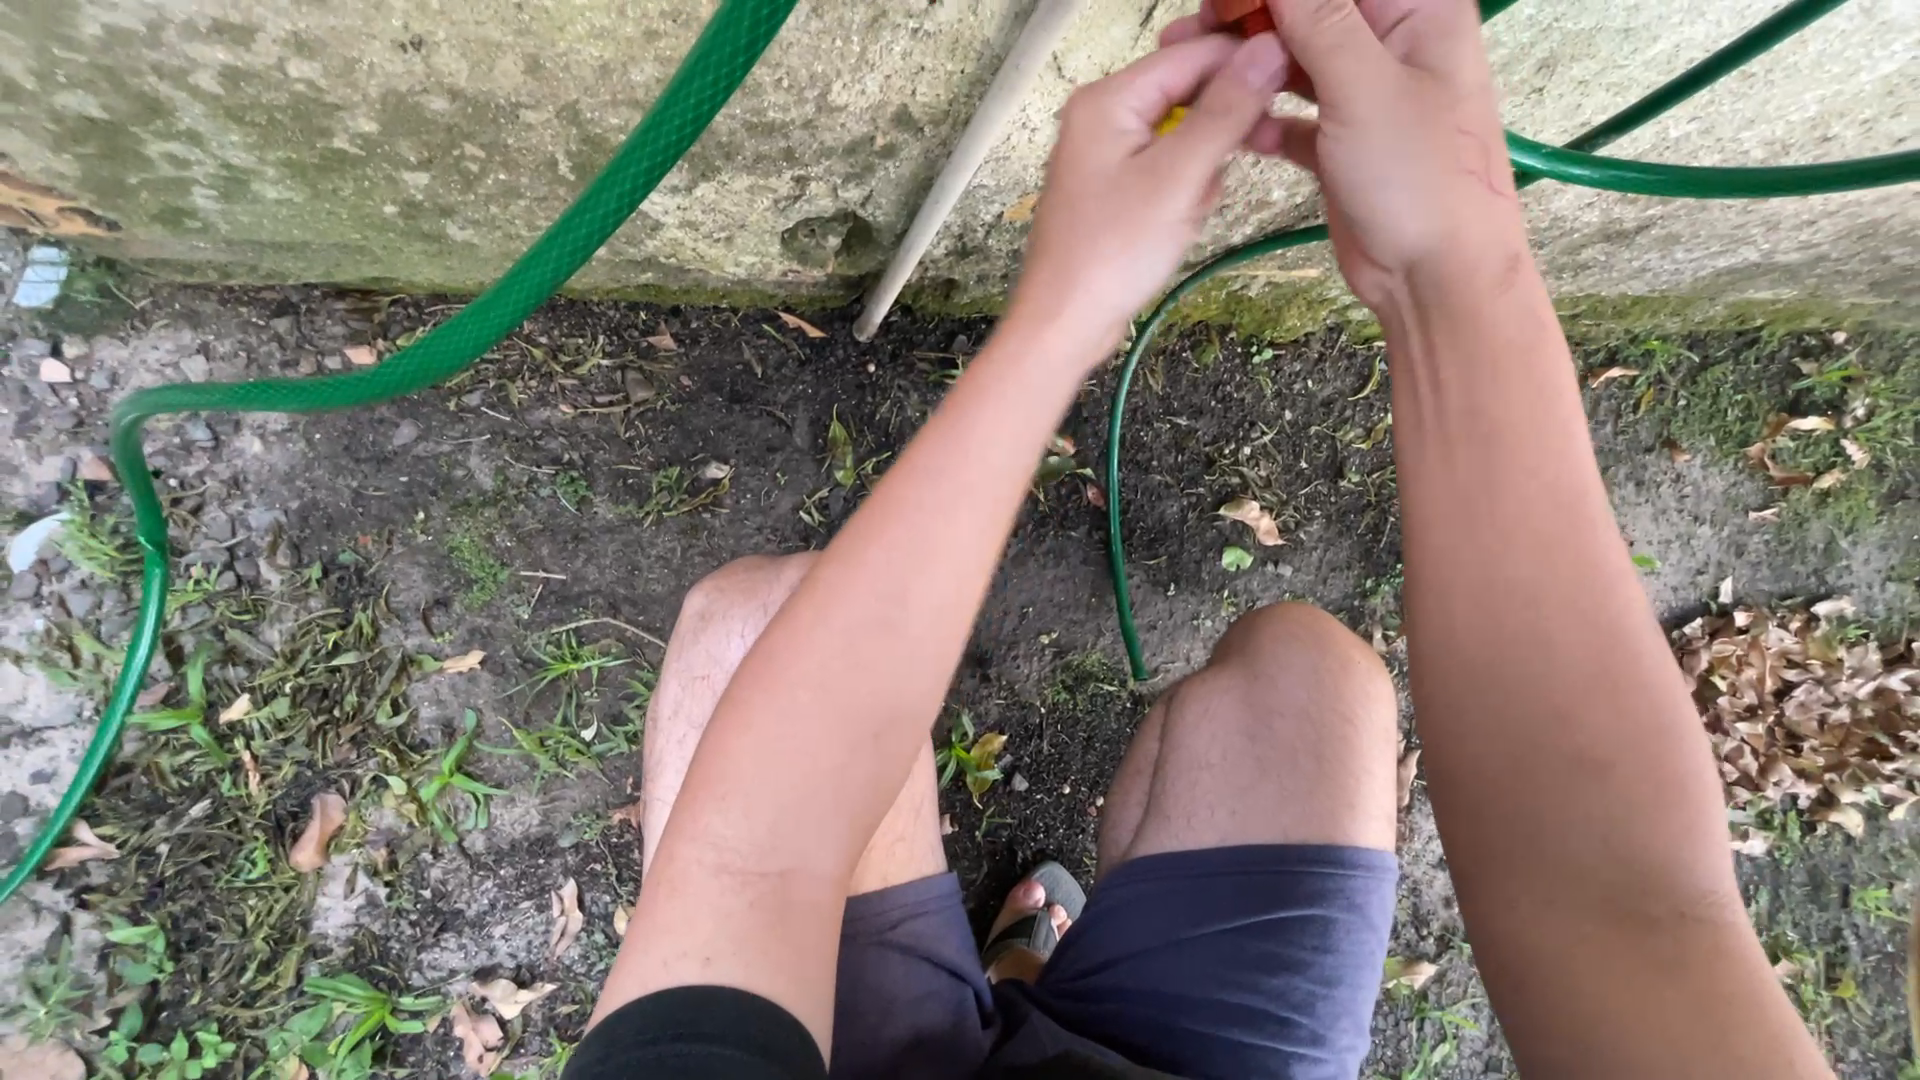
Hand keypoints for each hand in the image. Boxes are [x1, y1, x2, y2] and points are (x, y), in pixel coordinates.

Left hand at [1007, 33, 1290, 356]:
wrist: (1064, 325)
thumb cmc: (1109, 256)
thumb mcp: (1178, 177)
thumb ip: (1225, 109)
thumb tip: (1269, 49)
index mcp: (1107, 101)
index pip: (1193, 55)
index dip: (1243, 68)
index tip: (1285, 93)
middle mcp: (1101, 119)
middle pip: (1188, 96)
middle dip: (1215, 138)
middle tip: (1220, 178)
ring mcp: (1105, 158)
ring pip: (1182, 142)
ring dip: (1198, 178)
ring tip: (1181, 217)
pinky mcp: (1112, 194)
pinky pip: (1165, 177)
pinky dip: (1179, 200)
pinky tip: (1171, 230)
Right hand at [1164, 0, 1525, 310]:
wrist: (1433, 272)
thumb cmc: (1418, 176)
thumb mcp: (1365, 87)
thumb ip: (1320, 21)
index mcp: (1415, 10)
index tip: (1218, 1)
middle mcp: (1390, 44)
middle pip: (1309, 13)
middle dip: (1251, 18)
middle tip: (1190, 33)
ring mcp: (1363, 97)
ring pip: (1296, 63)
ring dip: (1249, 68)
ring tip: (1197, 77)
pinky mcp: (1340, 144)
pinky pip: (1293, 119)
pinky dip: (1264, 121)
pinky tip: (1238, 132)